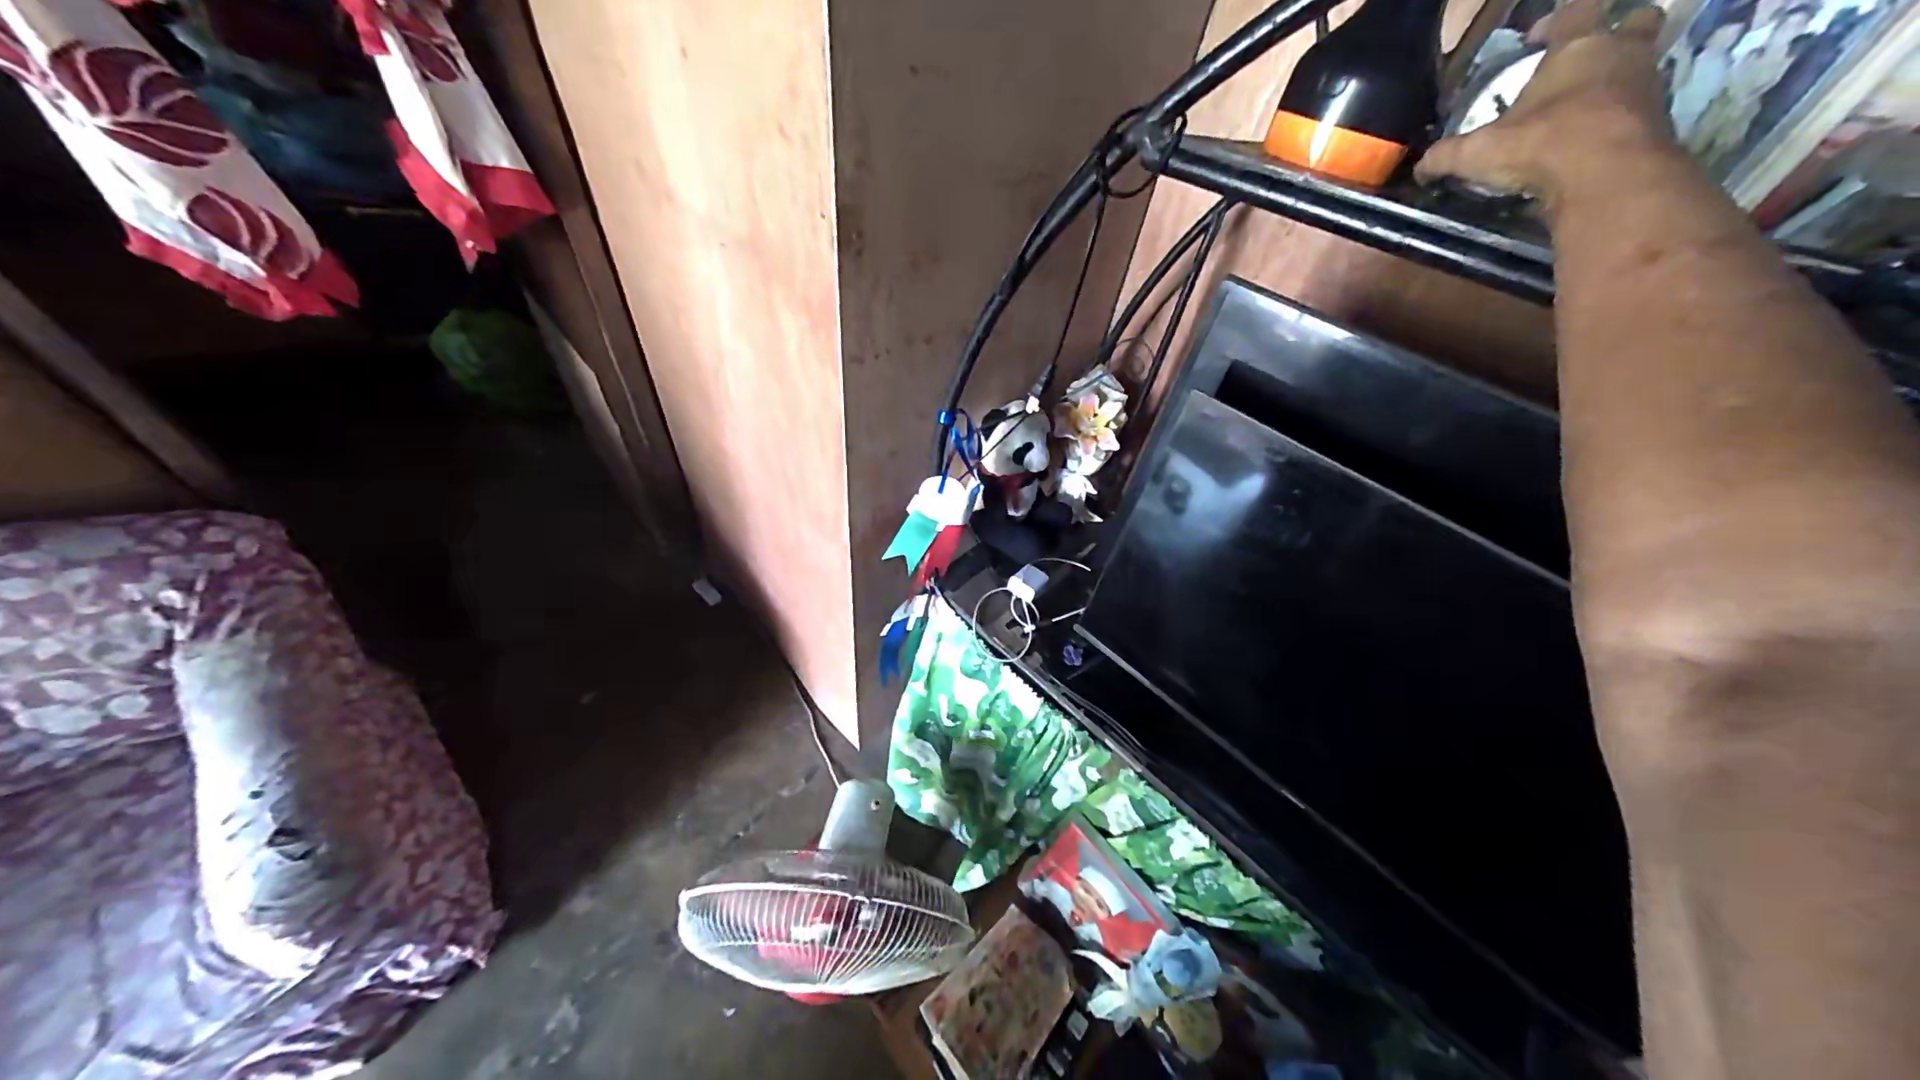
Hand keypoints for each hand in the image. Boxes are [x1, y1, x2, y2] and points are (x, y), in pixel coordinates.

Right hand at [1417, 0, 1678, 205]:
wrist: (1605, 173)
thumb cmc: (1541, 144)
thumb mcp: (1477, 154)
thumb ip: (1446, 157)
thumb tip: (1420, 169)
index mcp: (1578, 48)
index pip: (1575, 11)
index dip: (1556, 20)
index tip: (1536, 37)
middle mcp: (1621, 53)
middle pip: (1636, 21)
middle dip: (1617, 32)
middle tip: (1586, 59)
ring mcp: (1647, 83)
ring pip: (1642, 63)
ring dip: (1619, 77)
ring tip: (1584, 106)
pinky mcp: (1659, 117)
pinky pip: (1641, 105)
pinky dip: (1620, 116)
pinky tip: (1594, 138)